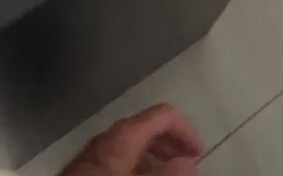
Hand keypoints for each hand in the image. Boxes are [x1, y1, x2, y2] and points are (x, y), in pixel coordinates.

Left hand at [59, 103, 203, 175]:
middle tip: (188, 167)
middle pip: (148, 128)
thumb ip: (165, 173)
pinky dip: (136, 164)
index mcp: (124, 134)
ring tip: (168, 174)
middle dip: (171, 145)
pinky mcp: (83, 167)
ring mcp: (93, 151)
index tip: (200, 153)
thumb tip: (191, 163)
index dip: (186, 129)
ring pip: (132, 145)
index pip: (163, 114)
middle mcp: (108, 135)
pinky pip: (117, 158)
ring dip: (155, 157)